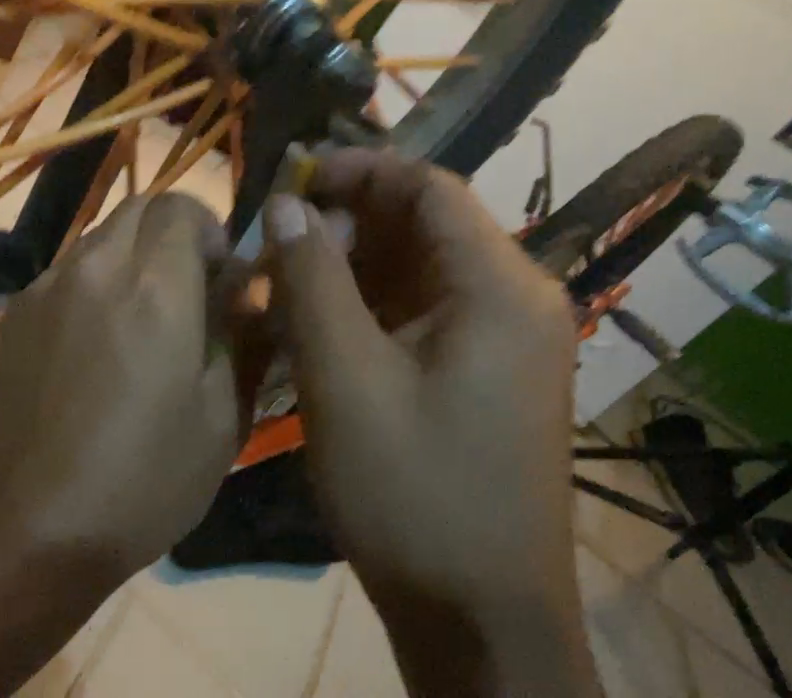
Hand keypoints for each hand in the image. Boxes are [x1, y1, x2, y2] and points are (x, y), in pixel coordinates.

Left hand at [0, 193, 245, 580]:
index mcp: (156, 289)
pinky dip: (93, 282)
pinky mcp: (17, 311)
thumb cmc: (142, 481)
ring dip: (130, 255)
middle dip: (170, 232)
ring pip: (99, 236)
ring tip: (140, 318)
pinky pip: (66, 270)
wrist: (30, 519)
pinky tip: (94, 342)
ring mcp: (48, 286)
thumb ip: (236, 336)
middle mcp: (96, 269)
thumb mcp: (219, 418)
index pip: (182, 204)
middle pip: (138, 207)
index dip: (209, 228)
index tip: (220, 275)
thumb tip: (244, 291)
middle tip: (186, 289)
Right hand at [264, 151, 586, 658]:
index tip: (288, 179)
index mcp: (500, 288)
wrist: (482, 622)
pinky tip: (316, 326)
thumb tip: (286, 203)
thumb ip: (311, 279)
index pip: (428, 186)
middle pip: (424, 224)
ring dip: (350, 265)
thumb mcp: (344, 378)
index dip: (355, 170)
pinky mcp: (487, 375)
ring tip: (282, 284)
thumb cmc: (413, 493)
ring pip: (418, 269)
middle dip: (344, 221)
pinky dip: (369, 306)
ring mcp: (507, 341)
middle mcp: (517, 300)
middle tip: (273, 241)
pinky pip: (424, 312)